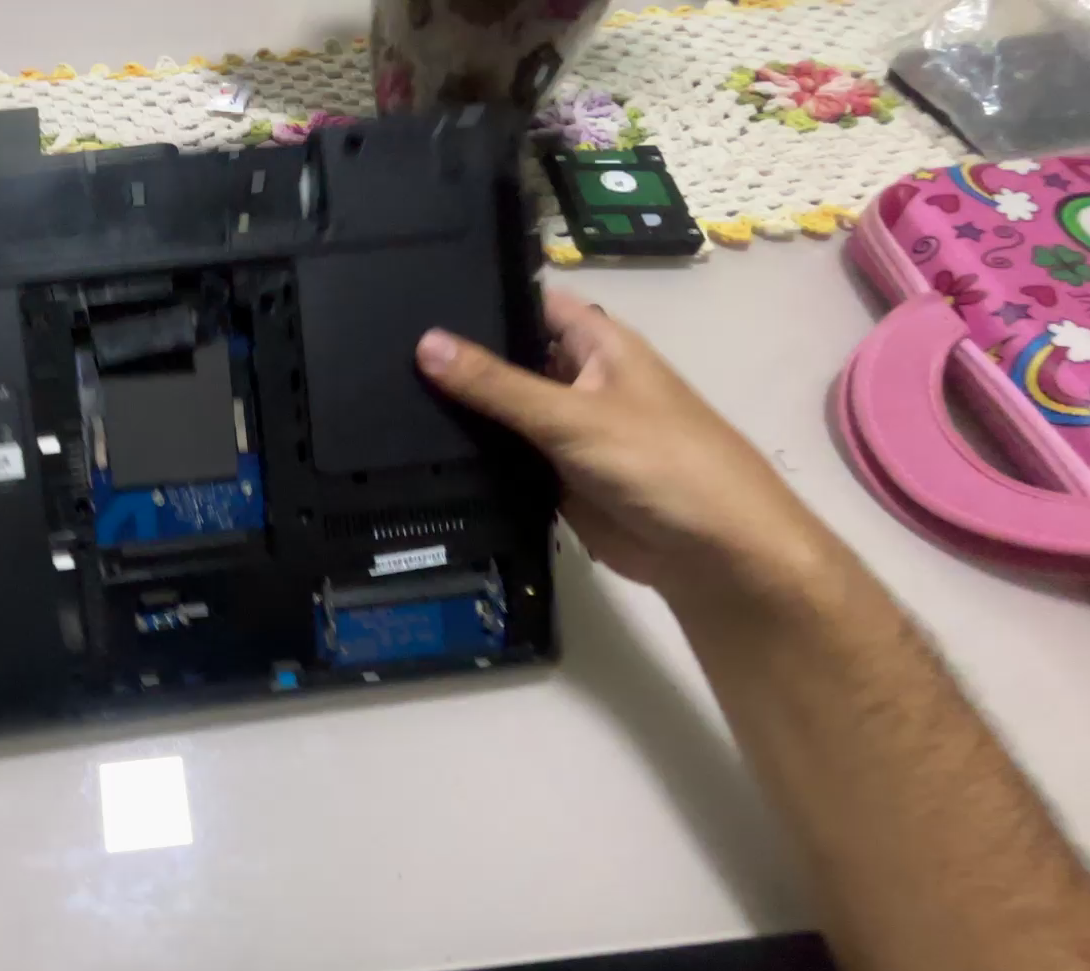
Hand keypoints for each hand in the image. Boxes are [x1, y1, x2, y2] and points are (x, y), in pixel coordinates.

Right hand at [416, 290, 835, 602]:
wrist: (706, 550)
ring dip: (457, 411)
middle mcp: (575, 380)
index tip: (415, 300)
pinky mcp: (548, 474)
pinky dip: (469, 455)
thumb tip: (424, 343)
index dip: (481, 299)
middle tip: (386, 351)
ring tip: (384, 395)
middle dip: (457, 359)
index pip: (530, 304)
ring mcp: (560, 430)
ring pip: (498, 412)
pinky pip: (500, 456)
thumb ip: (495, 384)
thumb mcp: (570, 414)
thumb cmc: (656, 461)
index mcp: (596, 344)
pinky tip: (417, 451)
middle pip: (507, 359)